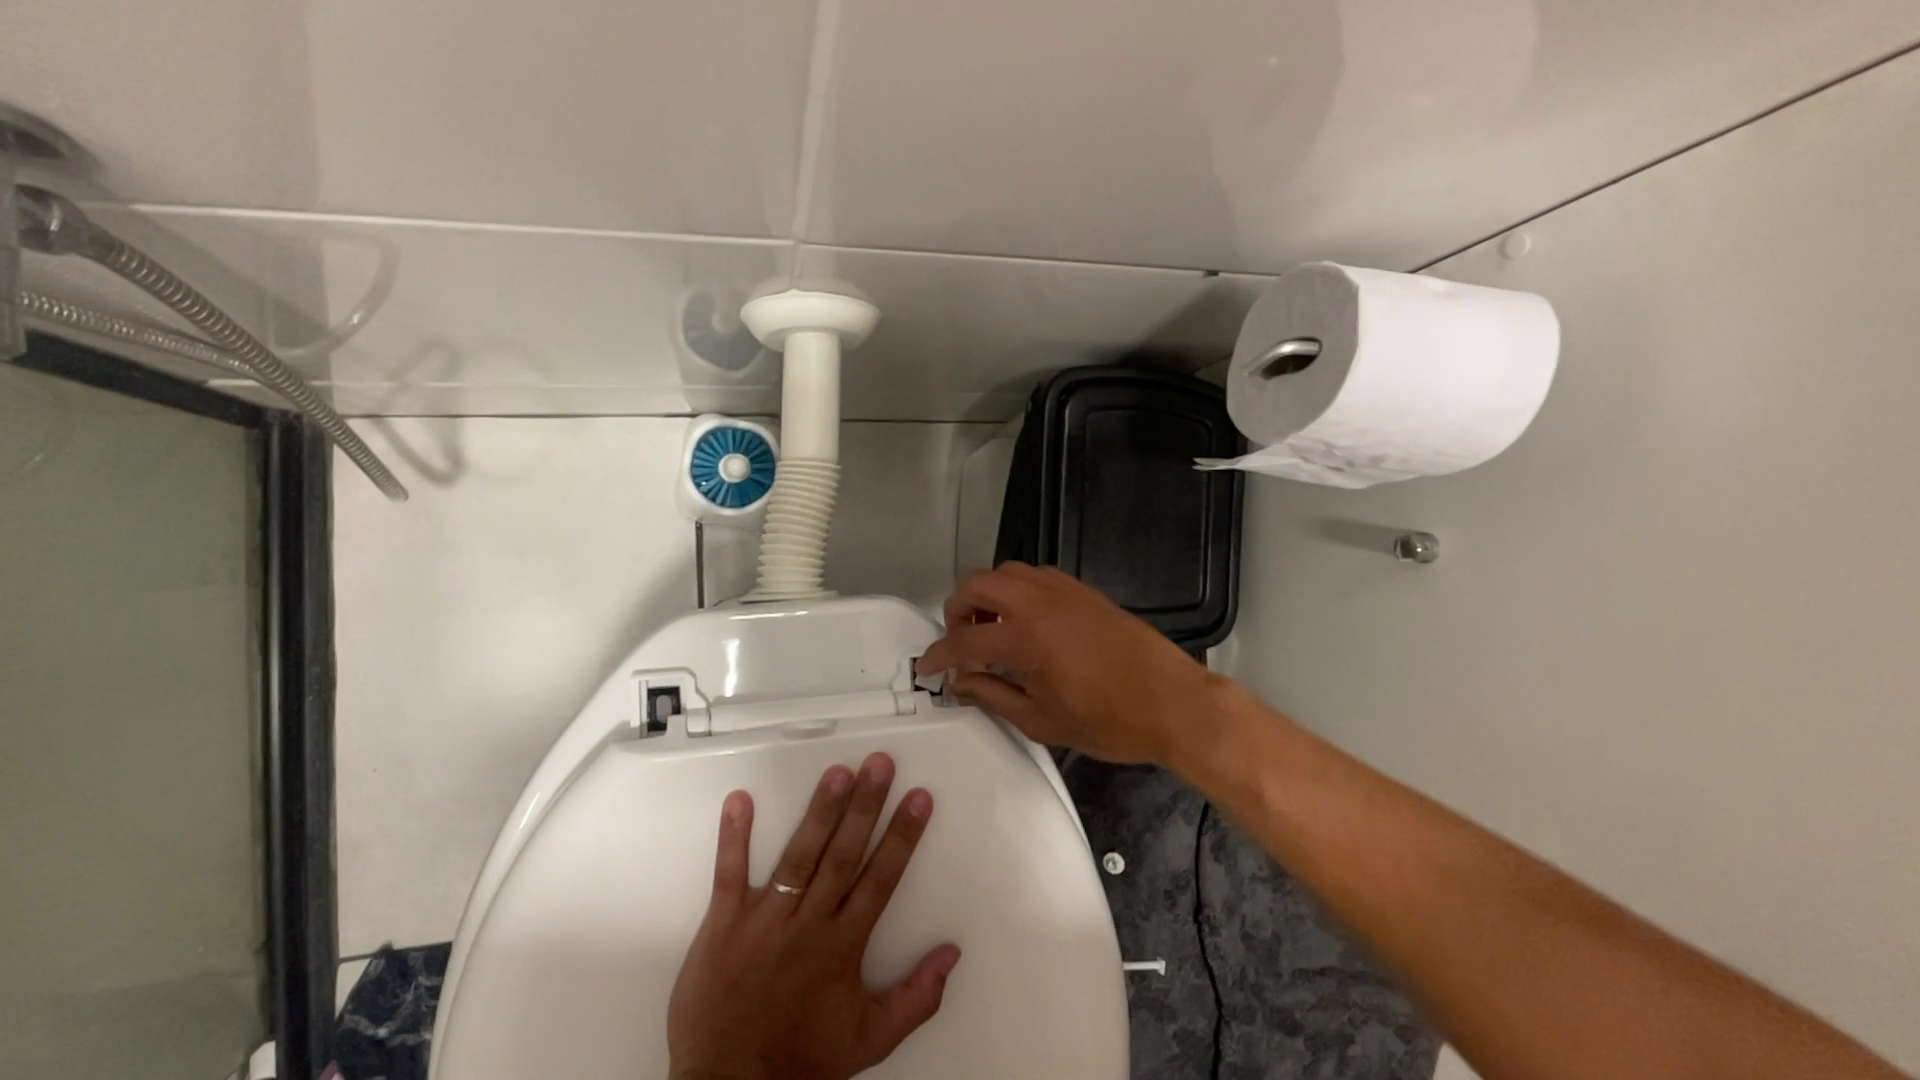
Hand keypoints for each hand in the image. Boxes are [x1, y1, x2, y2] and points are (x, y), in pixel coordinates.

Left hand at [667, 753, 961, 1079]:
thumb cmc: (801, 1061)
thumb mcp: (871, 1037)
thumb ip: (917, 996)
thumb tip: (950, 956)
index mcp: (844, 945)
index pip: (882, 878)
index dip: (902, 836)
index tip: (918, 800)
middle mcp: (809, 924)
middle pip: (844, 855)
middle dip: (866, 806)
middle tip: (880, 766)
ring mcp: (765, 920)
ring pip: (798, 856)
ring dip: (819, 813)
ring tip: (836, 774)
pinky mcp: (725, 923)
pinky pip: (729, 873)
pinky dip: (734, 837)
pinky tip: (740, 801)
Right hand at [915, 562, 1220, 766]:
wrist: (1174, 703)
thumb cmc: (1110, 721)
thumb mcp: (1043, 721)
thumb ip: (994, 696)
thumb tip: (963, 682)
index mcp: (1025, 636)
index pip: (964, 639)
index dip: (938, 656)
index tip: (928, 668)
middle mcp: (1040, 601)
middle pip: (977, 583)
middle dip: (956, 610)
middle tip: (960, 644)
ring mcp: (1065, 591)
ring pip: (1008, 572)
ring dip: (987, 595)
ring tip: (991, 631)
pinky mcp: (1085, 592)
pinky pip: (1037, 576)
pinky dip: (1018, 591)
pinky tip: (1026, 624)